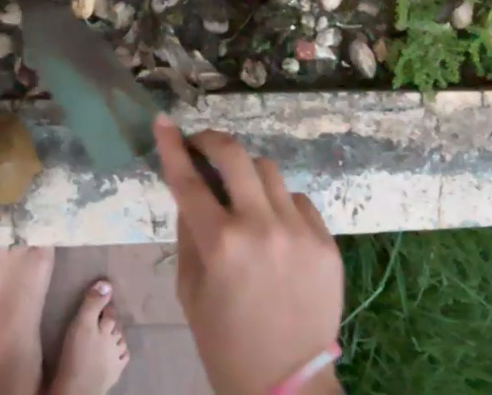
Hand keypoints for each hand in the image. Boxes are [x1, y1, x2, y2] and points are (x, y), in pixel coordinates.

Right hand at [155, 117, 343, 394]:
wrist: (287, 384)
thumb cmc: (225, 341)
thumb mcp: (190, 289)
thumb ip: (188, 231)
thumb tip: (190, 188)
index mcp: (220, 243)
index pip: (189, 179)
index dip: (172, 145)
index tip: (164, 121)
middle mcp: (261, 227)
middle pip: (236, 154)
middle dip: (212, 140)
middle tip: (201, 146)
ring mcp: (299, 232)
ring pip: (269, 171)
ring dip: (247, 174)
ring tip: (240, 195)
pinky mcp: (327, 243)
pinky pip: (298, 201)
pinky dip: (279, 204)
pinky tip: (272, 227)